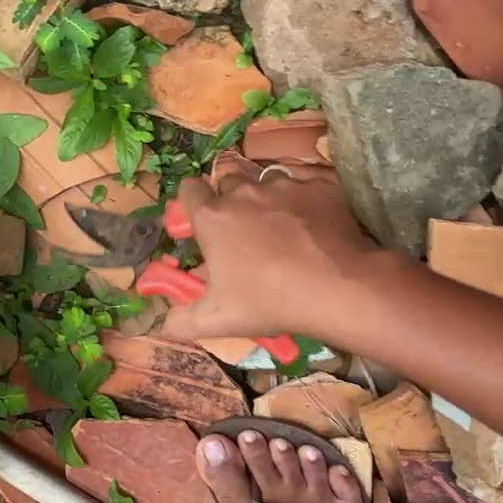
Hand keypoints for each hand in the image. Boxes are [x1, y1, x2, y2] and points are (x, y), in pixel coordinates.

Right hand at [160, 160, 390, 344]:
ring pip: (267, 180)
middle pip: (228, 180)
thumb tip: (165, 323)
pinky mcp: (321, 185)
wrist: (337, 287)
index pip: (189, 189)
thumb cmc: (269, 300)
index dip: (192, 201)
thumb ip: (183, 320)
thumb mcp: (217, 319)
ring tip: (282, 223)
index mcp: (212, 217)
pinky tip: (313, 219)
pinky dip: (305, 196)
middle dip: (231, 197)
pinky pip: (306, 181)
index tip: (200, 218)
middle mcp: (243, 192)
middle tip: (243, 227)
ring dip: (268, 196)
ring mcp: (284, 184)